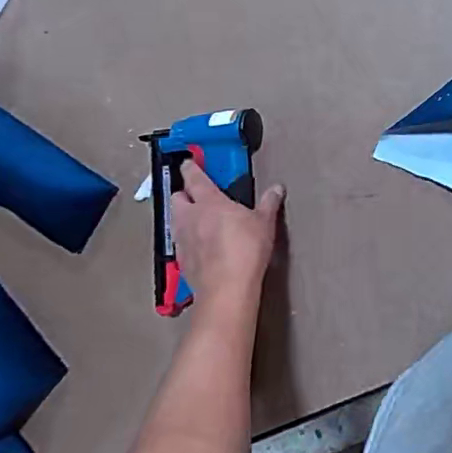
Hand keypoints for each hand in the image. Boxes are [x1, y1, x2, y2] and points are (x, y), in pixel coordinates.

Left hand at [171, 160, 285, 316]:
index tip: (188, 163)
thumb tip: (276, 189)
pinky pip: (179, 244)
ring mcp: (183, 240)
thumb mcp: (264, 223)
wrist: (226, 290)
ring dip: (182, 217)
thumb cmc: (245, 250)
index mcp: (209, 202)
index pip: (194, 178)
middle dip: (182, 194)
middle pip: (176, 198)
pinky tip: (199, 246)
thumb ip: (269, 203)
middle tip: (195, 195)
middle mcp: (190, 217)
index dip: (190, 168)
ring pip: (174, 221)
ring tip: (196, 220)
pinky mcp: (182, 262)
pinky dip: (186, 241)